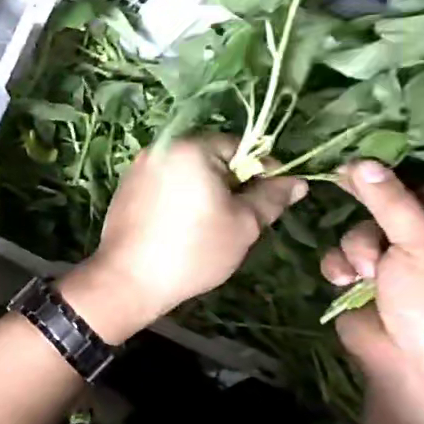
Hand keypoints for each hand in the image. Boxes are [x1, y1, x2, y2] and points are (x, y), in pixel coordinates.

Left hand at [66, 135, 304, 338]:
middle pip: (210, 157)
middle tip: (243, 216)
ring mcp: (139, 168)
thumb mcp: (243, 224)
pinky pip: (165, 183)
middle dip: (232, 182)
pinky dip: (181, 197)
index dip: (262, 170)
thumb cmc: (193, 250)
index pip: (238, 146)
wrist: (128, 278)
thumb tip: (296, 182)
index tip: (273, 197)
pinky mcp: (126, 188)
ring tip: (214, 225)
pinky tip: (185, 227)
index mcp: (189, 148)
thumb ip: (271, 197)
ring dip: (207, 191)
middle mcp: (159, 149)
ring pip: (187, 172)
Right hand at [322, 161, 423, 423]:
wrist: (417, 375)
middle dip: (375, 210)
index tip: (393, 173)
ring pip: (366, 233)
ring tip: (364, 272)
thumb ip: (392, 201)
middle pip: (400, 209)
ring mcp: (402, 271)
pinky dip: (341, 267)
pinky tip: (343, 281)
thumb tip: (361, 161)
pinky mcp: (369, 288)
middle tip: (343, 180)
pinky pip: (346, 260)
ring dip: (357, 247)